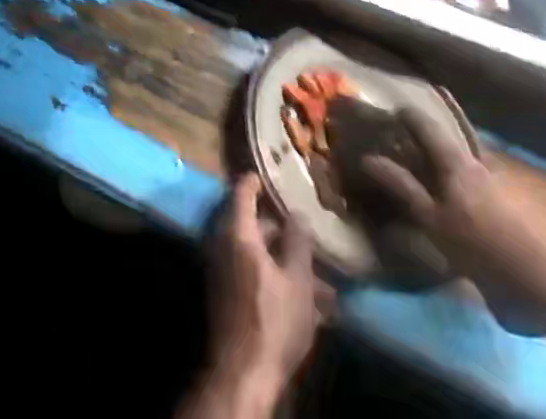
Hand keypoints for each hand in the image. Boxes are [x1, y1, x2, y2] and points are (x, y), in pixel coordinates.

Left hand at [207, 174, 321, 394]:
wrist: (242, 371)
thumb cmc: (273, 321)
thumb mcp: (298, 281)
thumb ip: (298, 243)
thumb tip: (297, 214)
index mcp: (237, 234)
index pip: (241, 193)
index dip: (254, 181)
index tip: (267, 173)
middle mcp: (222, 245)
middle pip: (252, 225)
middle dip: (282, 232)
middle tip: (308, 232)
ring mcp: (221, 269)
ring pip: (257, 254)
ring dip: (286, 263)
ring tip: (325, 285)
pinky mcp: (226, 293)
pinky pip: (252, 274)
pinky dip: (276, 279)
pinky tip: (310, 304)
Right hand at [360, 109, 545, 325]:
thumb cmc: (487, 251)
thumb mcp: (435, 224)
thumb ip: (403, 188)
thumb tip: (369, 158)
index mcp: (458, 165)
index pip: (428, 127)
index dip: (409, 115)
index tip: (394, 108)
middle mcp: (485, 164)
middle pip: (455, 143)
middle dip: (434, 142)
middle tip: (414, 148)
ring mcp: (511, 183)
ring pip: (475, 164)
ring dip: (457, 166)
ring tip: (441, 181)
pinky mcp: (529, 204)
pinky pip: (492, 183)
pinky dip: (476, 185)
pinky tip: (472, 204)